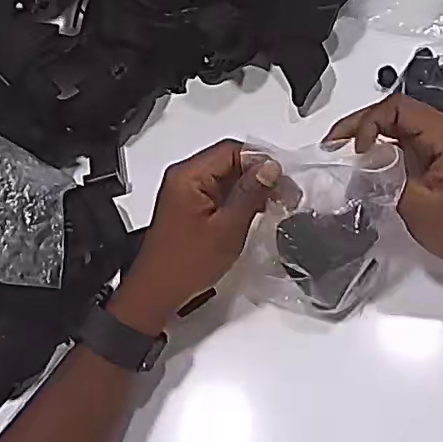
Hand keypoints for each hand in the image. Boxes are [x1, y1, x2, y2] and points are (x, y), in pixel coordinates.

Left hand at [115, 139, 279, 329]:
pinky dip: (238, 199)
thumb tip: (270, 168)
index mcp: (188, 175)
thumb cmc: (185, 265)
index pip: (232, 150)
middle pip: (229, 160)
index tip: (282, 181)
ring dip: (251, 187)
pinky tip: (254, 213)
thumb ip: (250, 194)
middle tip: (284, 194)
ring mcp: (185, 190)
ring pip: (226, 176)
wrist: (158, 291)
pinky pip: (218, 191)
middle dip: (259, 175)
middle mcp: (183, 177)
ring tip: (274, 205)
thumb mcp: (227, 228)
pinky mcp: (189, 204)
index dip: (261, 162)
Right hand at [324, 95, 442, 290]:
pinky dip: (375, 147)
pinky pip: (397, 141)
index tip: (357, 151)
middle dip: (359, 124)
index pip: (396, 107)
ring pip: (391, 124)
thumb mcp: (419, 205)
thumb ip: (385, 179)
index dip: (368, 123)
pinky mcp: (430, 158)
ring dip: (364, 134)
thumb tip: (358, 166)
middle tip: (333, 143)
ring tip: (340, 151)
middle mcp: (441, 132)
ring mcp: (436, 144)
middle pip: (391, 111)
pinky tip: (360, 162)